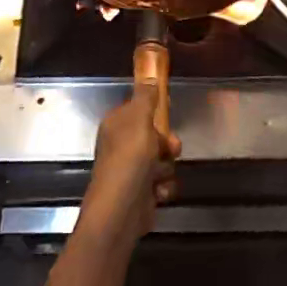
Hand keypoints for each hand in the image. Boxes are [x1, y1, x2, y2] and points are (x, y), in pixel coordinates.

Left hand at [83, 89, 180, 243]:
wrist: (120, 209)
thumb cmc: (129, 159)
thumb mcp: (139, 120)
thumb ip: (146, 97)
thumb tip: (149, 76)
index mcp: (117, 125)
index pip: (139, 109)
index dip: (155, 112)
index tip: (166, 114)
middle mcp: (122, 145)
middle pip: (155, 135)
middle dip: (167, 144)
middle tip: (170, 149)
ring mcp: (132, 169)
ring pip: (163, 159)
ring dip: (166, 168)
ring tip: (158, 175)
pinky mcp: (142, 190)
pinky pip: (162, 181)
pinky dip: (163, 187)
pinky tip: (157, 192)